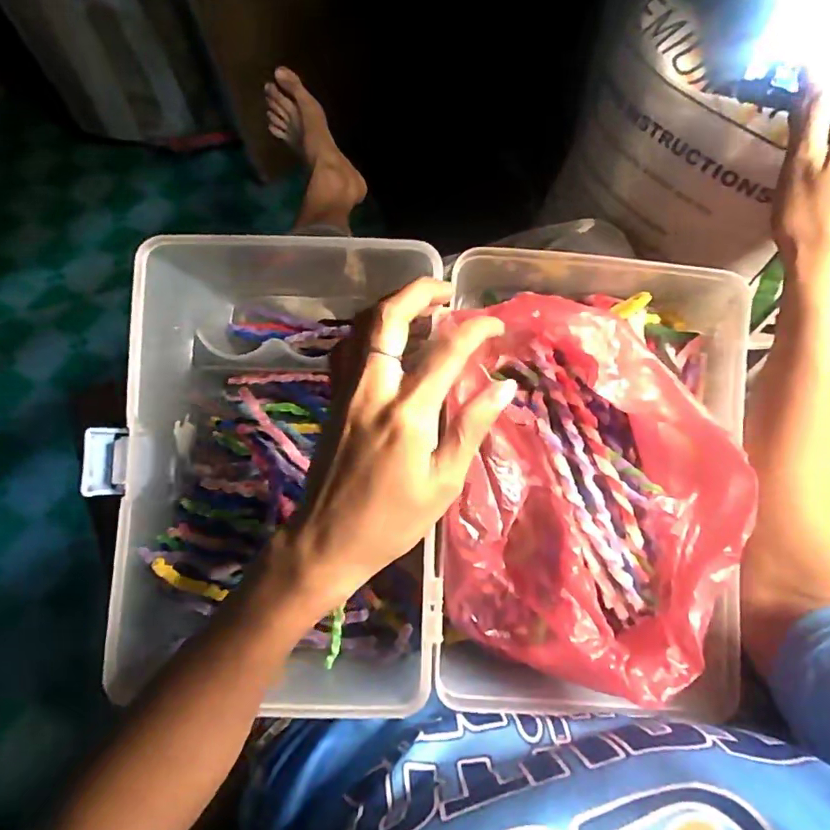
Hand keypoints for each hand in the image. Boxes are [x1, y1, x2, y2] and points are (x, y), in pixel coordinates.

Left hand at [264, 277, 516, 616]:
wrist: (327, 539)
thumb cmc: (392, 520)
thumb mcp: (443, 482)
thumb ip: (471, 427)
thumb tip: (503, 387)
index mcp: (407, 412)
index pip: (446, 350)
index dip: (476, 328)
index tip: (496, 326)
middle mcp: (372, 389)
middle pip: (389, 317)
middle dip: (420, 291)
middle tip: (448, 291)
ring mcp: (346, 389)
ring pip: (362, 325)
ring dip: (393, 305)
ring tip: (424, 308)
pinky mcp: (334, 397)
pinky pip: (348, 347)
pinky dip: (370, 329)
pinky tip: (389, 339)